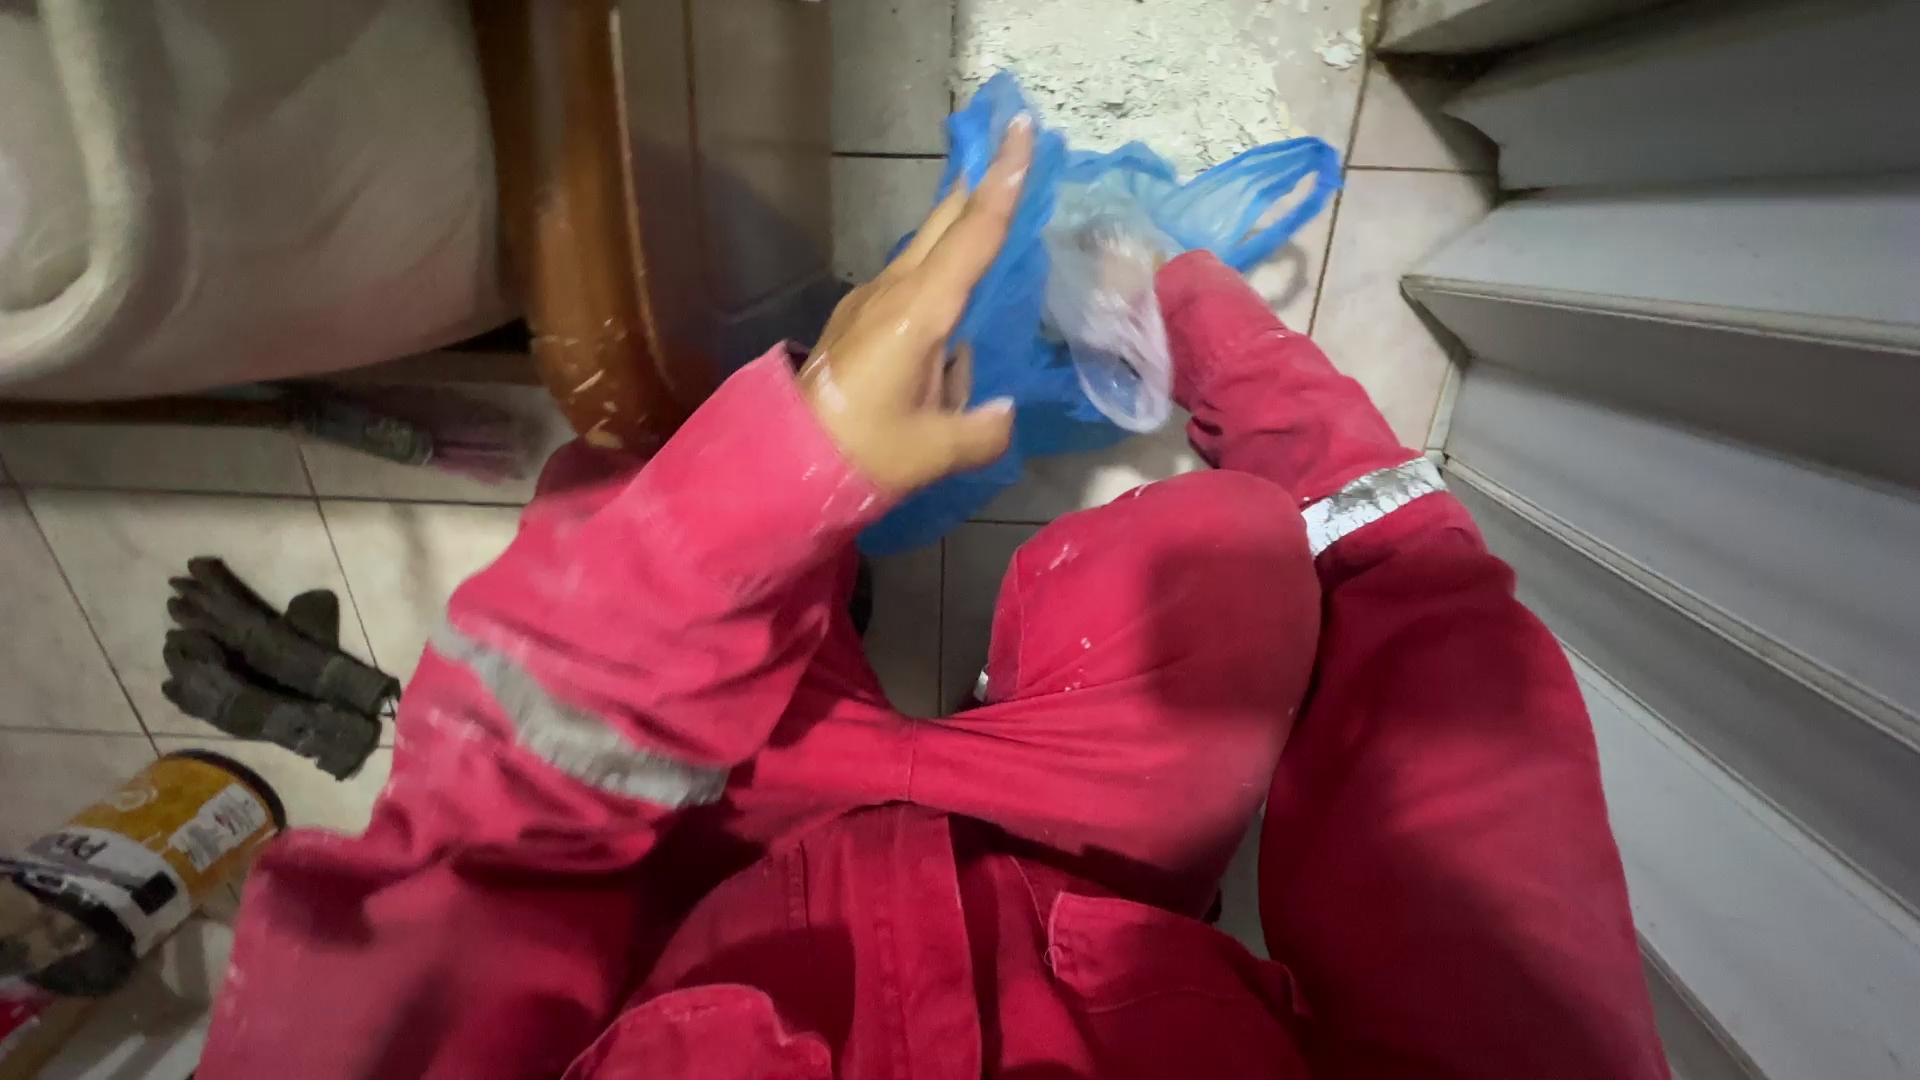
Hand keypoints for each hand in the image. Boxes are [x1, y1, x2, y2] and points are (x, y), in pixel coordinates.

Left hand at [799, 115, 1033, 495]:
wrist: (784, 461)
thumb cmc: (862, 453)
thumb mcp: (936, 451)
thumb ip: (985, 430)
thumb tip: (1002, 410)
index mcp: (917, 314)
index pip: (971, 237)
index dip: (1003, 184)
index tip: (1021, 130)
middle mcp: (891, 293)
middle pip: (942, 223)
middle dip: (978, 184)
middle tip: (1010, 146)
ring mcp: (868, 302)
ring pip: (923, 252)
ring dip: (956, 234)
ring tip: (986, 241)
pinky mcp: (856, 320)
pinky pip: (908, 287)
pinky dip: (936, 281)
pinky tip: (945, 331)